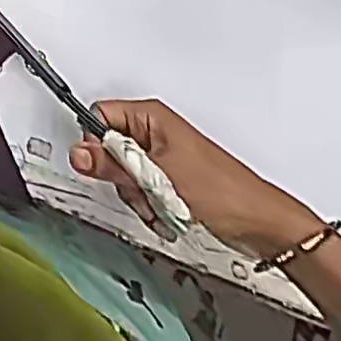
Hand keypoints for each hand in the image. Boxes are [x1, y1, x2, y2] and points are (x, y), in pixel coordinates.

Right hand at [70, 99, 323, 257]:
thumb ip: (113, 164)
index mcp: (149, 116)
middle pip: (109, 148)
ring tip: (160, 203)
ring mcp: (160, 155)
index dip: (95, 144)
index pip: (98, 117)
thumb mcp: (157, 177)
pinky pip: (139, 190)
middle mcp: (152, 131)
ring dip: (137, 196)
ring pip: (123, 173)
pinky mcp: (167, 178)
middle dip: (121, 177)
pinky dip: (148, 206)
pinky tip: (166, 213)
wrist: (260, 224)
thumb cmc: (224, 191)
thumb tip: (79, 152)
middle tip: (141, 187)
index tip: (102, 166)